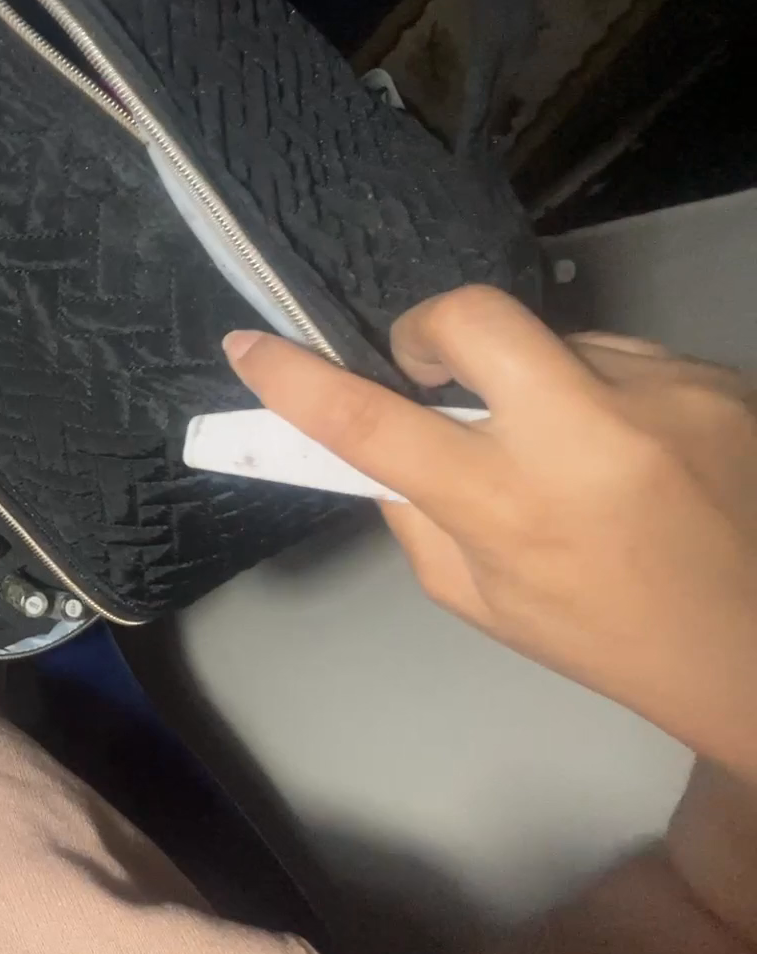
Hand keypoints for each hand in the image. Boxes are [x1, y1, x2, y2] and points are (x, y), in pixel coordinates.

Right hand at [223, 286, 756, 781]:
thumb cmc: (597, 635)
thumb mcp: (469, 590)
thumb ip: (411, 507)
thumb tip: (376, 444)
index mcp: (507, 503)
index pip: (365, 420)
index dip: (291, 378)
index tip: (244, 347)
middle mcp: (589, 434)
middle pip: (471, 318)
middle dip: (423, 333)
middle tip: (427, 376)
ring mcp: (668, 394)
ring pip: (545, 340)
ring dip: (523, 379)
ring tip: (562, 443)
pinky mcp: (721, 378)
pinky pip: (611, 356)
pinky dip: (587, 389)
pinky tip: (623, 447)